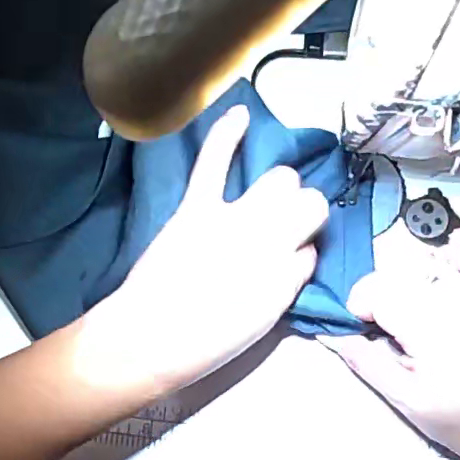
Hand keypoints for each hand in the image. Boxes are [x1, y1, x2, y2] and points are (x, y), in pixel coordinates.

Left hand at [75, 105, 327, 396]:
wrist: (146, 339)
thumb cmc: (202, 344)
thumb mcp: (260, 323)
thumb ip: (285, 283)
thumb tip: (297, 254)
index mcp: (286, 276)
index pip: (313, 245)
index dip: (299, 250)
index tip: (284, 260)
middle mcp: (270, 241)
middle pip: (307, 203)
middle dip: (298, 212)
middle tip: (274, 231)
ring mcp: (232, 220)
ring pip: (279, 179)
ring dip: (277, 188)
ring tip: (262, 201)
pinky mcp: (195, 209)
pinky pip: (214, 163)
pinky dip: (225, 135)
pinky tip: (239, 114)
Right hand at [323, 232, 459, 459]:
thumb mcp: (403, 399)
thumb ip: (364, 360)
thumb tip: (330, 333)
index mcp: (440, 334)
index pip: (382, 294)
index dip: (359, 307)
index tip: (356, 328)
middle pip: (401, 274)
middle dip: (376, 294)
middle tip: (373, 324)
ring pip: (428, 263)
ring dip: (402, 280)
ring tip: (399, 308)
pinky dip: (447, 258)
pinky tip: (430, 275)